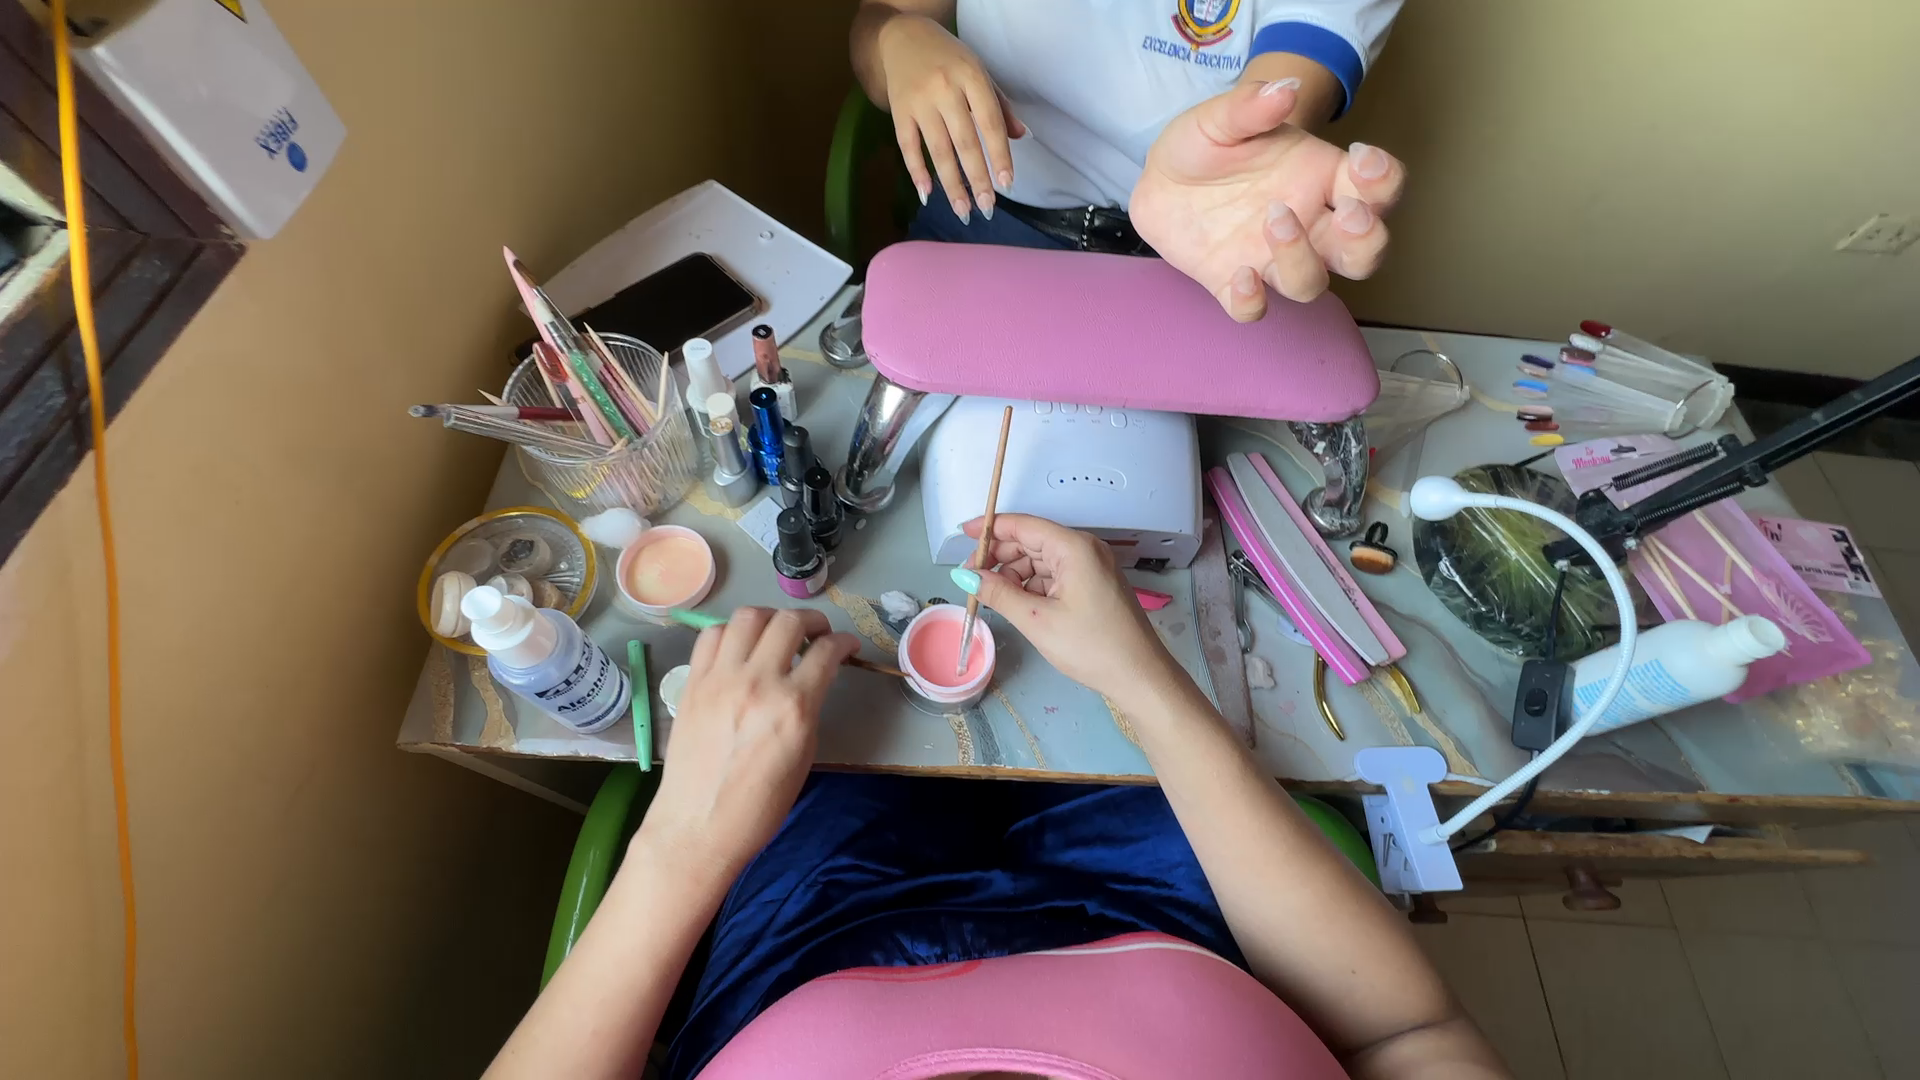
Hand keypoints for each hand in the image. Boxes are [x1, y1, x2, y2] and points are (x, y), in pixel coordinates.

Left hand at [642, 608, 859, 874]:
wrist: (698, 827)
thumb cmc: (761, 804)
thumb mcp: (804, 753)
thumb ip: (810, 706)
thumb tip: (812, 677)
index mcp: (794, 706)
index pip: (827, 651)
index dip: (844, 642)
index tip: (848, 646)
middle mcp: (758, 682)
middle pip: (789, 622)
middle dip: (813, 620)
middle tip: (818, 633)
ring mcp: (720, 679)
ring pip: (749, 617)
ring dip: (772, 617)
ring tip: (778, 632)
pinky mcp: (693, 682)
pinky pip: (713, 635)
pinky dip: (733, 632)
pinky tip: (741, 646)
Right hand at [874, 13, 1026, 222]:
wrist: (902, 37)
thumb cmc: (948, 60)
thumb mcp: (978, 72)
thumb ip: (999, 105)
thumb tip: (1020, 137)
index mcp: (970, 76)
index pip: (990, 121)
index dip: (999, 155)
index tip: (1007, 184)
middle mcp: (945, 88)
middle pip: (964, 141)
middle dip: (977, 178)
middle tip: (987, 208)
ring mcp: (920, 101)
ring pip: (938, 150)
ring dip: (952, 184)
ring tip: (963, 211)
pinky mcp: (899, 111)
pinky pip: (908, 147)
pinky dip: (917, 171)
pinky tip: (927, 194)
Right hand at [950, 513, 1179, 701]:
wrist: (1140, 676)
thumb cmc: (1092, 646)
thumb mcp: (1037, 620)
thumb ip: (998, 593)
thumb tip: (966, 576)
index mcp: (1074, 548)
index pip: (1023, 525)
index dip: (990, 527)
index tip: (962, 535)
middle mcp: (1084, 549)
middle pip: (1030, 540)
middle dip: (998, 555)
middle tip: (970, 578)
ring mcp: (1090, 566)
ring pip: (1039, 558)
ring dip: (1013, 572)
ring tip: (991, 596)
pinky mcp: (1092, 583)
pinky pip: (1053, 573)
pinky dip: (1031, 584)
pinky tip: (1015, 601)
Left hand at [1130, 78, 1406, 320]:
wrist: (1157, 180)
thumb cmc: (1203, 144)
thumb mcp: (1222, 116)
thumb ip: (1250, 104)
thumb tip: (1282, 91)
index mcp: (1321, 177)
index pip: (1379, 189)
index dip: (1384, 182)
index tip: (1361, 160)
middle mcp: (1307, 224)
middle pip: (1363, 253)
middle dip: (1366, 241)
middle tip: (1346, 215)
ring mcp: (1268, 258)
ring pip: (1311, 285)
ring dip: (1303, 261)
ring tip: (1274, 221)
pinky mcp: (1230, 283)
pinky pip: (1252, 310)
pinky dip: (1252, 302)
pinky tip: (1240, 276)